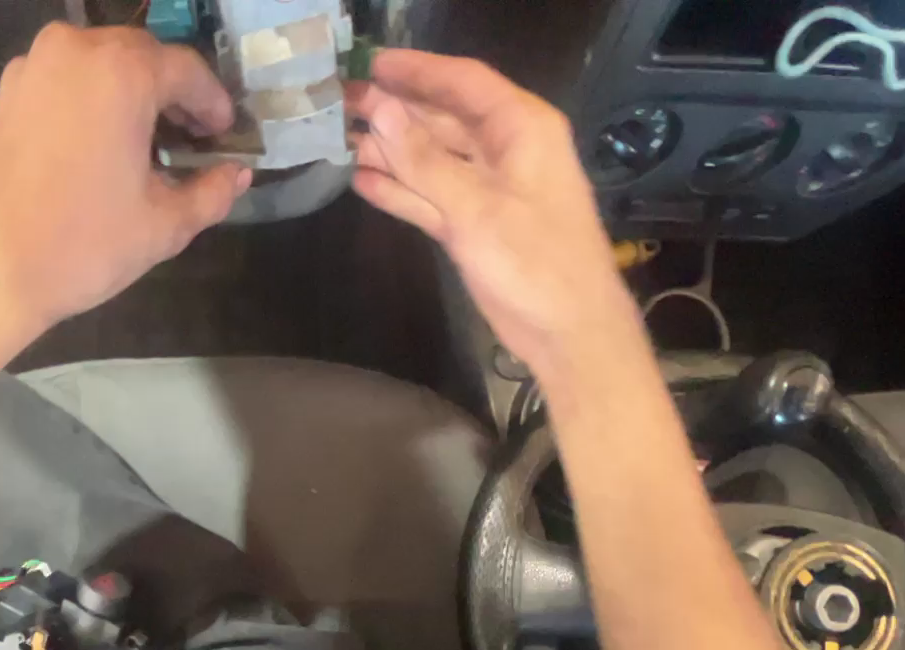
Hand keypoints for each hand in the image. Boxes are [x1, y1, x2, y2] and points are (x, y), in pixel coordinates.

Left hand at [0, 25, 251, 336]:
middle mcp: (76, 49)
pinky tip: (107, 146)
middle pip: (143, 58)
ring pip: (103, 65)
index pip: (186, 70)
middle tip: (193, 140)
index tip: (226, 136)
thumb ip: (209, 193)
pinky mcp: (10, 92)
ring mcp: (36, 66)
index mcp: (121, 72)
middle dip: (174, 95)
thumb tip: (237, 175)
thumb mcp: (163, 226)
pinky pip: (69, 81)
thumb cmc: (85, 245)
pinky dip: (96, 102)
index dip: (213, 103)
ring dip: (135, 97)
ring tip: (151, 146)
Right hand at [349, 50, 647, 376]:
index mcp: (521, 129)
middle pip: (442, 119)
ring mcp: (485, 191)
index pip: (463, 83)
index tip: (369, 65)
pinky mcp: (471, 226)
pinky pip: (429, 199)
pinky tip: (363, 182)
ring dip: (390, 153)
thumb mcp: (477, 208)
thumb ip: (426, 161)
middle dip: (395, 112)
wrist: (564, 328)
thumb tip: (382, 112)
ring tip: (340, 142)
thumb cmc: (533, 262)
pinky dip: (399, 192)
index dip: (416, 71)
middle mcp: (503, 151)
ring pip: (431, 161)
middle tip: (341, 106)